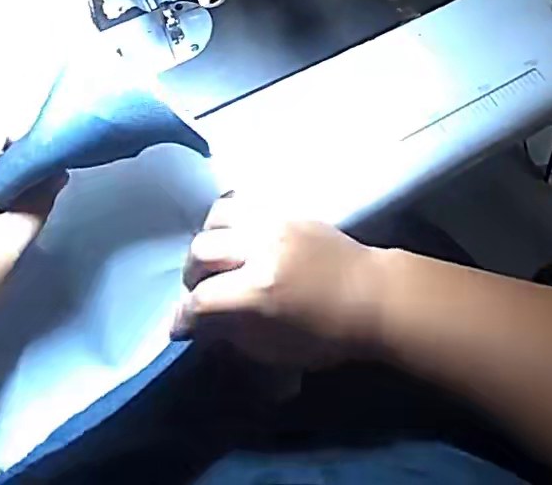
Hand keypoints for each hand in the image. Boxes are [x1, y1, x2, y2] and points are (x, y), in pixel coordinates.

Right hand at [171, 195, 387, 367]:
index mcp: (260, 289)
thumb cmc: (327, 333)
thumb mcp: (275, 350)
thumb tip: (199, 323)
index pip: (201, 298)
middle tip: (201, 290)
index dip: (183, 317)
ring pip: (218, 215)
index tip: (181, 326)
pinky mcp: (287, 208)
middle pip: (202, 249)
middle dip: (192, 276)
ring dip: (210, 239)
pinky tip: (236, 235)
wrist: (371, 293)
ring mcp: (275, 221)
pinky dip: (231, 217)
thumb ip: (231, 334)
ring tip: (219, 257)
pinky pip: (245, 200)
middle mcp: (262, 247)